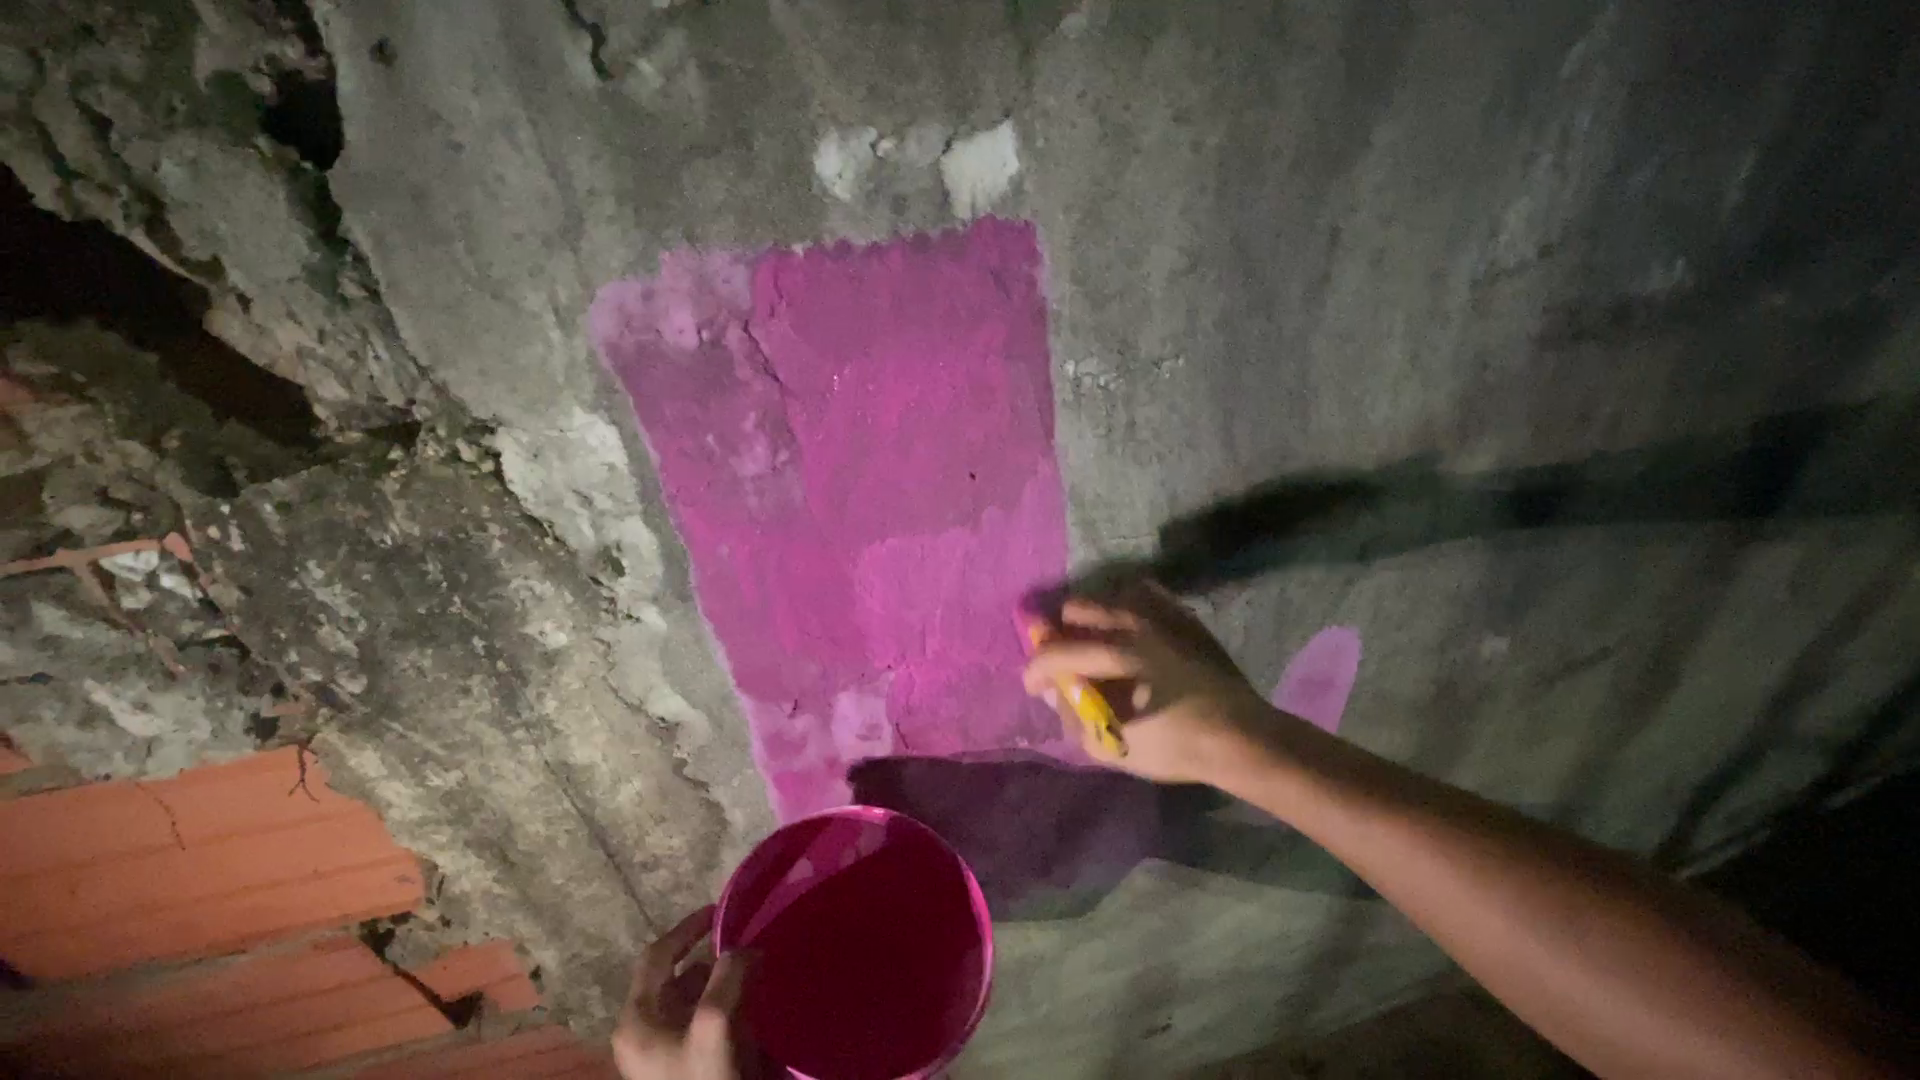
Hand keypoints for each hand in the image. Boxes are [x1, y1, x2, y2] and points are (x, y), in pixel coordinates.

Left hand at [611, 906, 751, 1079]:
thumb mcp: (716, 1027)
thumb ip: (727, 978)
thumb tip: (743, 948)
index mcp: (635, 1019)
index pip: (656, 955)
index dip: (687, 929)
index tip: (718, 912)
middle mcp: (638, 1033)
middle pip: (671, 978)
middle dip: (708, 960)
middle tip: (742, 950)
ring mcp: (655, 1055)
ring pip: (684, 1001)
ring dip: (715, 984)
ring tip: (748, 980)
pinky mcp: (673, 1069)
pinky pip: (693, 1025)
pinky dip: (716, 1009)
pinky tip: (742, 1014)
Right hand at [1022, 580, 1276, 784]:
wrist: (1244, 737)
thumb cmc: (1179, 748)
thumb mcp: (1115, 747)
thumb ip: (1075, 717)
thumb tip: (1056, 692)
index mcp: (1118, 654)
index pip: (1057, 652)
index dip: (1035, 670)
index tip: (1034, 687)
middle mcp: (1136, 623)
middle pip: (1077, 608)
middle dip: (1061, 636)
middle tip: (1067, 664)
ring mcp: (1164, 614)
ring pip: (1109, 595)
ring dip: (1093, 619)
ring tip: (1097, 647)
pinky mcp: (1185, 616)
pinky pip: (1144, 594)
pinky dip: (1127, 607)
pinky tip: (1129, 631)